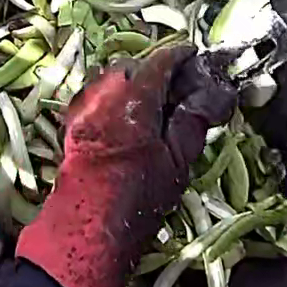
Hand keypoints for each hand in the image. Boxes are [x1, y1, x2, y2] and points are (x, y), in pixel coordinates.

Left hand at [17, 43, 235, 286]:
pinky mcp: (72, 122)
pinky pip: (98, 96)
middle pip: (135, 66)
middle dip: (157, 71)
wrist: (85, 230)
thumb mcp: (177, 161)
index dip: (182, 56)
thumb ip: (194, 119)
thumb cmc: (136, 198)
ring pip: (113, 79)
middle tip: (179, 89)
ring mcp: (83, 106)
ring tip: (156, 107)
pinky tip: (130, 121)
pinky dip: (117, 99)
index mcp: (133, 97)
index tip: (195, 58)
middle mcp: (104, 93)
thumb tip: (214, 93)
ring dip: (135, 84)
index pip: (161, 60)